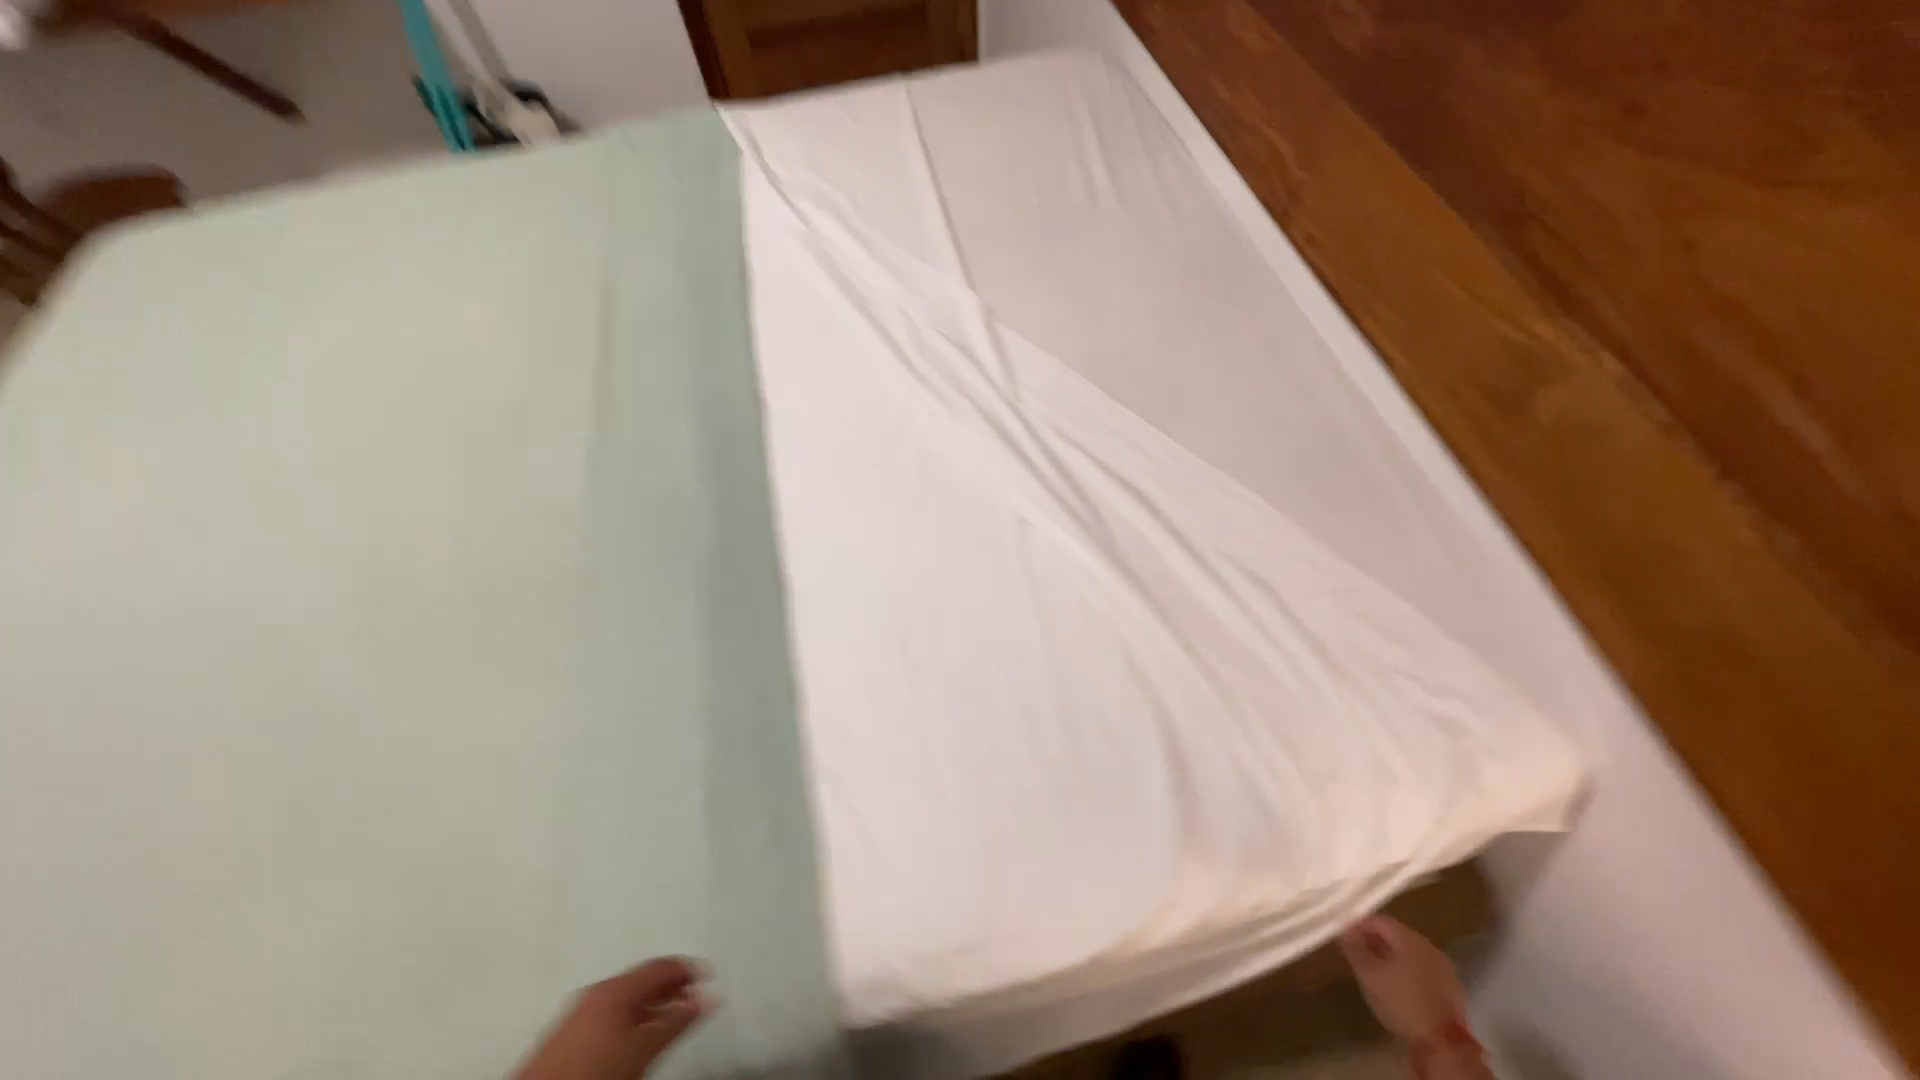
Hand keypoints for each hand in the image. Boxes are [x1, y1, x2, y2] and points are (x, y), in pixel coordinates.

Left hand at [515, 958, 712, 1079]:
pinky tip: (638, 1035)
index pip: (661, 964)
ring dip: (652, 1003)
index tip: (706, 975)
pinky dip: (631, 1016)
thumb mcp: (646, 1046)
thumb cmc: (590, 1070)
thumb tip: (707, 998)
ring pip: (626, 997)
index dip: (688, 967)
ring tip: (672, 1016)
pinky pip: (609, 1013)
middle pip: (642, 979)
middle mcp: (597, 991)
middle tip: (693, 993)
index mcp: (616, 987)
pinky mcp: (570, 1031)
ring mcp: (580, 1010)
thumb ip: (679, 1019)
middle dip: (670, 986)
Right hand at [1338, 915, 1465, 1042]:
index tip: (1343, 937)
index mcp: (1409, 938)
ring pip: (1410, 954)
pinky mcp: (1450, 988)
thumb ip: (1355, 949)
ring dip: (1391, 957)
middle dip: (1375, 941)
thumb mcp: (1369, 975)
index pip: (1378, 920)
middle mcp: (1428, 946)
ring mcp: (1443, 967)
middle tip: (1356, 954)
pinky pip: (1422, 970)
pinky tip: (1397, 987)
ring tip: (1374, 972)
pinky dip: (1406, 972)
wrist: (1444, 1042)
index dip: (1358, 925)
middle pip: (1396, 935)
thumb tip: (1345, 930)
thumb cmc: (1401, 1002)